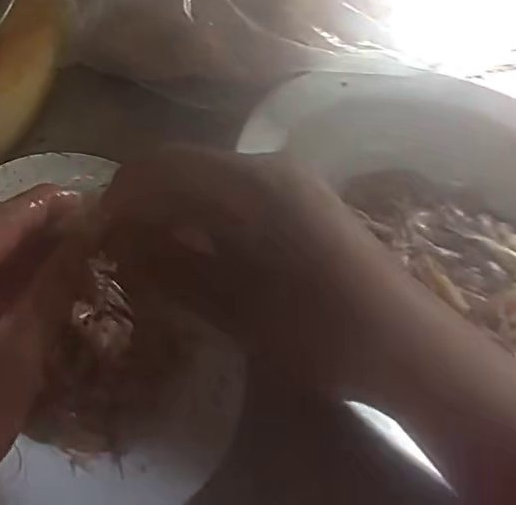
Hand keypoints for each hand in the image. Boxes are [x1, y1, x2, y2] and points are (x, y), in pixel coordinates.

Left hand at [0, 184, 85, 504]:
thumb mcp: (17, 351)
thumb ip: (52, 287)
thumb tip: (87, 237)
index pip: (5, 215)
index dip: (50, 206)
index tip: (94, 199)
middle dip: (38, 223)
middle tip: (89, 225)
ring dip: (23, 249)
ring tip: (73, 248)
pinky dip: (4, 275)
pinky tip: (37, 284)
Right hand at [101, 146, 411, 394]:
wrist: (417, 353)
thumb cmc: (321, 333)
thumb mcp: (233, 309)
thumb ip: (168, 269)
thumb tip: (119, 244)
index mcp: (248, 184)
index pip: (162, 165)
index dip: (122, 191)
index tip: (99, 225)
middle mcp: (264, 164)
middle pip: (180, 162)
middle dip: (142, 195)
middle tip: (119, 235)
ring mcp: (285, 176)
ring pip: (203, 172)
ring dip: (170, 200)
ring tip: (151, 242)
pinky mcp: (297, 194)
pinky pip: (229, 186)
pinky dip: (200, 206)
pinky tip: (195, 242)